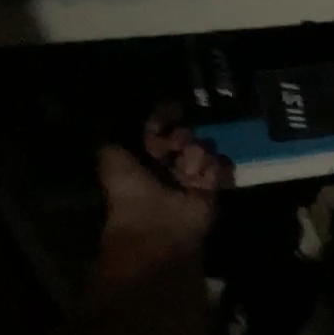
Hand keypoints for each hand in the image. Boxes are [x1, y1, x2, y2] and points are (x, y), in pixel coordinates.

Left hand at [97, 105, 233, 280]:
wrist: (157, 223)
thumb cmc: (130, 188)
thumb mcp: (111, 153)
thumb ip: (121, 131)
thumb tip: (140, 115)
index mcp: (144, 153)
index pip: (159, 126)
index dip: (163, 117)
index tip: (170, 111)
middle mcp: (169, 163)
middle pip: (185, 134)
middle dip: (181, 136)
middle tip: (176, 146)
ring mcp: (193, 176)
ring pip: (204, 148)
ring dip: (196, 154)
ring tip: (188, 169)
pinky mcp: (213, 189)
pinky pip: (222, 167)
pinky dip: (216, 168)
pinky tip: (203, 176)